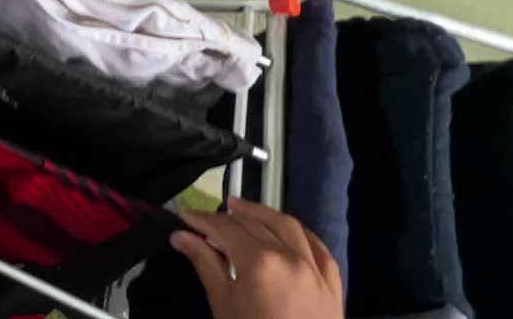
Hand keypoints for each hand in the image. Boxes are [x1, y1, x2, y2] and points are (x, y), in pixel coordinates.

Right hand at [172, 198, 343, 318]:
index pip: (223, 227)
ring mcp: (314, 270)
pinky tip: (288, 231)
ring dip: (261, 213)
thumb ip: (205, 263)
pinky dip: (302, 234)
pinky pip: (320, 250)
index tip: (183, 217)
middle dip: (224, 218)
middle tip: (205, 220)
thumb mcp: (224, 304)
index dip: (201, 219)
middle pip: (250, 223)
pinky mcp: (332, 287)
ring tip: (240, 208)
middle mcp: (288, 256)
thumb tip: (180, 235)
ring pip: (286, 226)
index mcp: (258, 260)